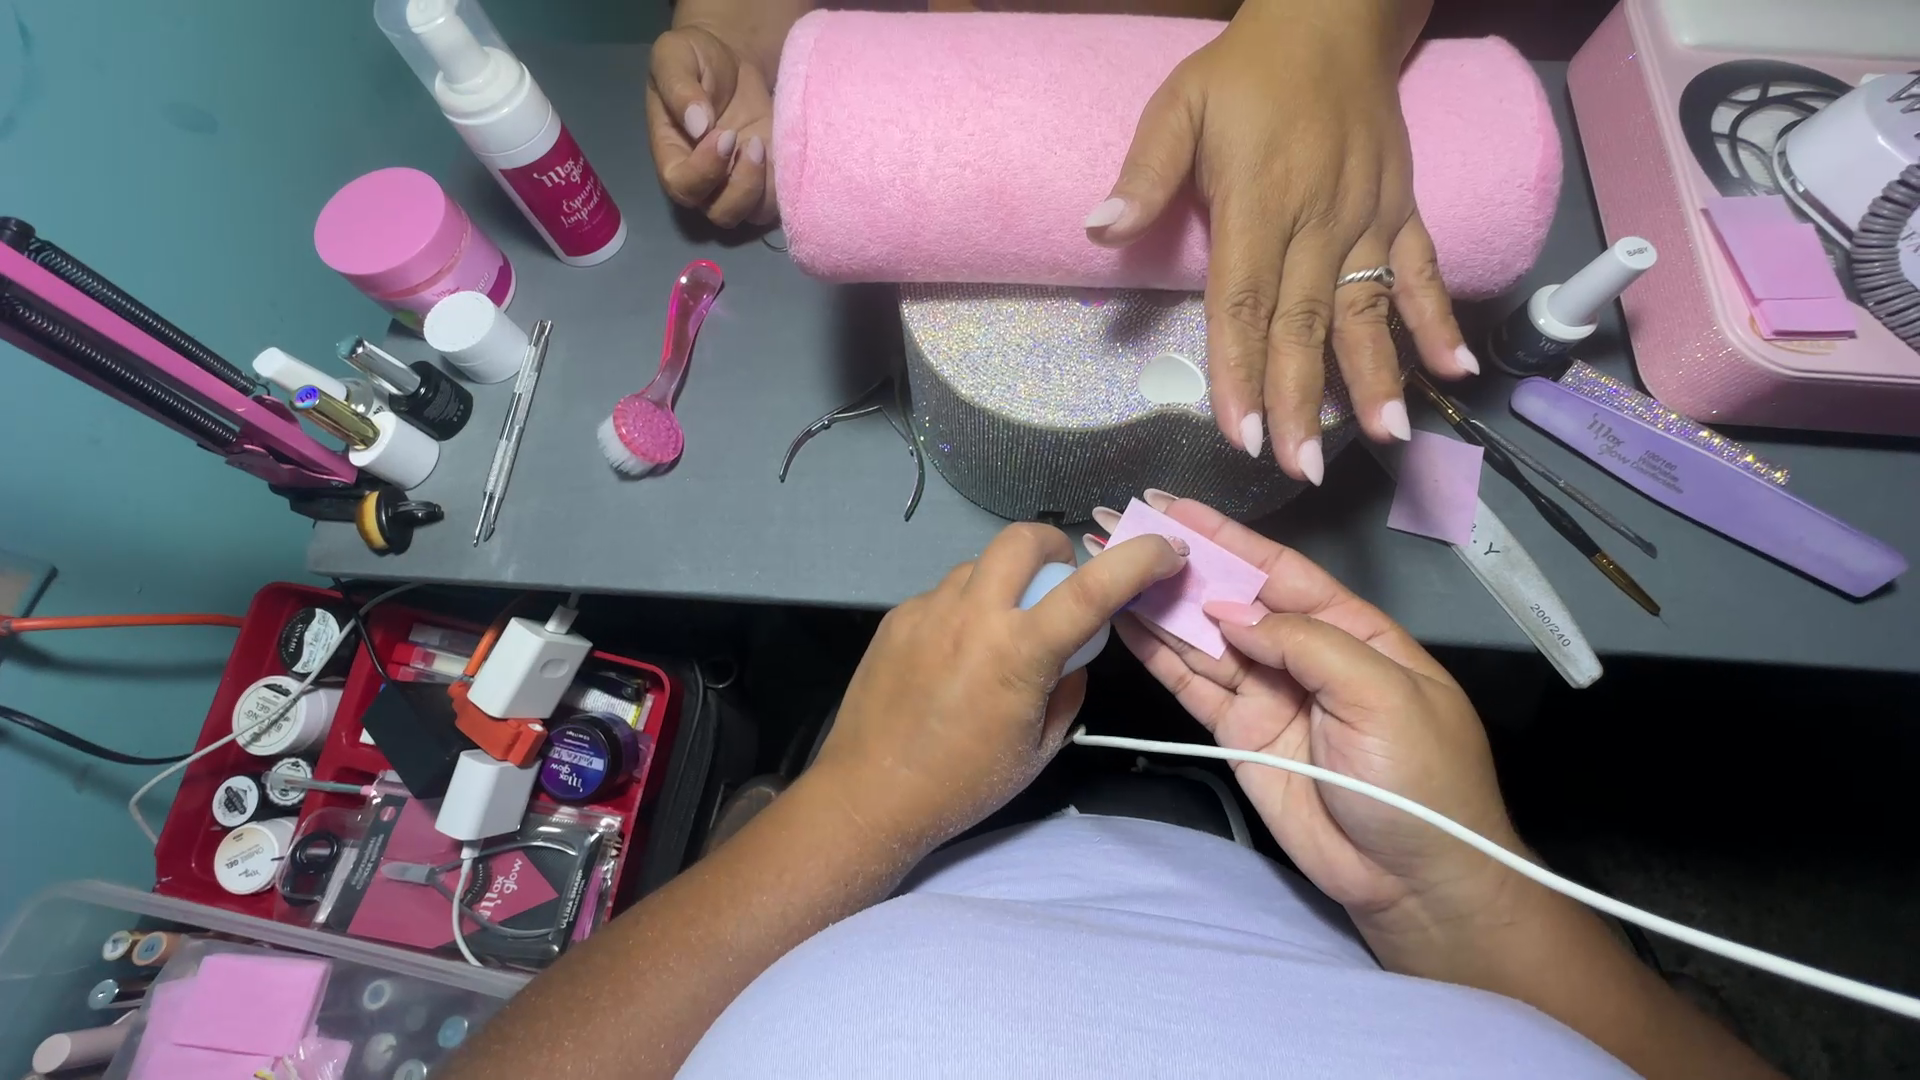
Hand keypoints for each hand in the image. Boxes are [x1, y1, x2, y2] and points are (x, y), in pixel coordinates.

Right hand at [646, 23, 776, 227]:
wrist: (732, 62)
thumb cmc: (697, 60)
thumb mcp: (675, 56)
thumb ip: (678, 87)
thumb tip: (697, 125)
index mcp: (673, 156)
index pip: (683, 187)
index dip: (705, 171)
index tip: (726, 134)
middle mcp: (704, 182)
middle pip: (721, 214)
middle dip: (740, 186)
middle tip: (751, 142)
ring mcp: (736, 185)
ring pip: (750, 215)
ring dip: (761, 188)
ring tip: (762, 144)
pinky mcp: (765, 182)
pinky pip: (775, 204)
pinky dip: (781, 187)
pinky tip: (778, 154)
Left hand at [812, 523, 1188, 854]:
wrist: (869, 793)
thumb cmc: (964, 783)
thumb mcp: (1038, 747)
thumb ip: (1067, 689)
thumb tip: (1072, 655)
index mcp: (1017, 652)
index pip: (1091, 589)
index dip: (1137, 559)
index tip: (1163, 549)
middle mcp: (971, 615)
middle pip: (1021, 538)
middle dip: (1052, 545)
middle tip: (1057, 577)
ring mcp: (927, 609)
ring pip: (978, 565)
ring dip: (1002, 582)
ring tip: (996, 630)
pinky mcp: (896, 615)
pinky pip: (945, 594)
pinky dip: (965, 609)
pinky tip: (953, 654)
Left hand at [1086, 0, 1475, 483]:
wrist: (1333, 14)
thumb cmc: (1243, 73)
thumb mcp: (1178, 105)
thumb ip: (1145, 173)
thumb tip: (1098, 230)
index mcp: (1259, 204)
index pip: (1243, 306)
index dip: (1241, 372)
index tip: (1241, 434)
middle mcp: (1319, 221)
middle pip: (1305, 326)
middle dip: (1302, 402)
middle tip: (1301, 468)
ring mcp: (1369, 217)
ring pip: (1368, 310)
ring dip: (1376, 379)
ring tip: (1381, 440)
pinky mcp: (1401, 207)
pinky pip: (1422, 269)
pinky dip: (1437, 318)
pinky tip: (1451, 369)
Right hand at [1110, 492, 1516, 936]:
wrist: (1411, 880)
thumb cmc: (1418, 777)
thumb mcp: (1381, 694)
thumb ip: (1303, 641)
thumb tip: (1227, 611)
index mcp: (1347, 628)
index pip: (1274, 568)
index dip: (1221, 536)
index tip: (1170, 506)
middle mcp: (1297, 651)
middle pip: (1226, 596)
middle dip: (1175, 563)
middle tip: (1117, 528)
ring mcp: (1262, 690)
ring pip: (1198, 636)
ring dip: (1153, 602)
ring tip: (1105, 566)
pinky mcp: (1234, 729)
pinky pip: (1189, 683)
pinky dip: (1155, 653)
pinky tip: (1122, 622)